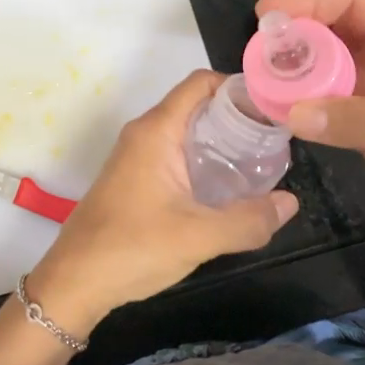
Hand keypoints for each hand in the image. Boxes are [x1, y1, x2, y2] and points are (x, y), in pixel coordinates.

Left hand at [26, 70, 299, 336]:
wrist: (74, 281)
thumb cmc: (133, 248)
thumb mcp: (199, 236)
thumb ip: (248, 220)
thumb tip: (290, 202)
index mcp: (156, 130)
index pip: (200, 83)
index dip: (237, 86)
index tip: (273, 105)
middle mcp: (145, 133)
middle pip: (196, 105)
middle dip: (236, 116)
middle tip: (275, 137)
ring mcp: (136, 156)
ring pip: (186, 132)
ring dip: (220, 140)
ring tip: (260, 161)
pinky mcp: (135, 178)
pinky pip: (175, 154)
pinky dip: (203, 160)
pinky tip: (226, 189)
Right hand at [259, 0, 364, 254]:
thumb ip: (362, 120)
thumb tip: (293, 112)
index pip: (355, 4)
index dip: (312, 1)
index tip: (270, 14)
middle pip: (333, 32)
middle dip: (295, 35)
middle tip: (256, 50)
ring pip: (324, 69)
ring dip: (294, 71)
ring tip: (257, 78)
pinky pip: (325, 107)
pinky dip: (299, 106)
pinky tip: (275, 110)